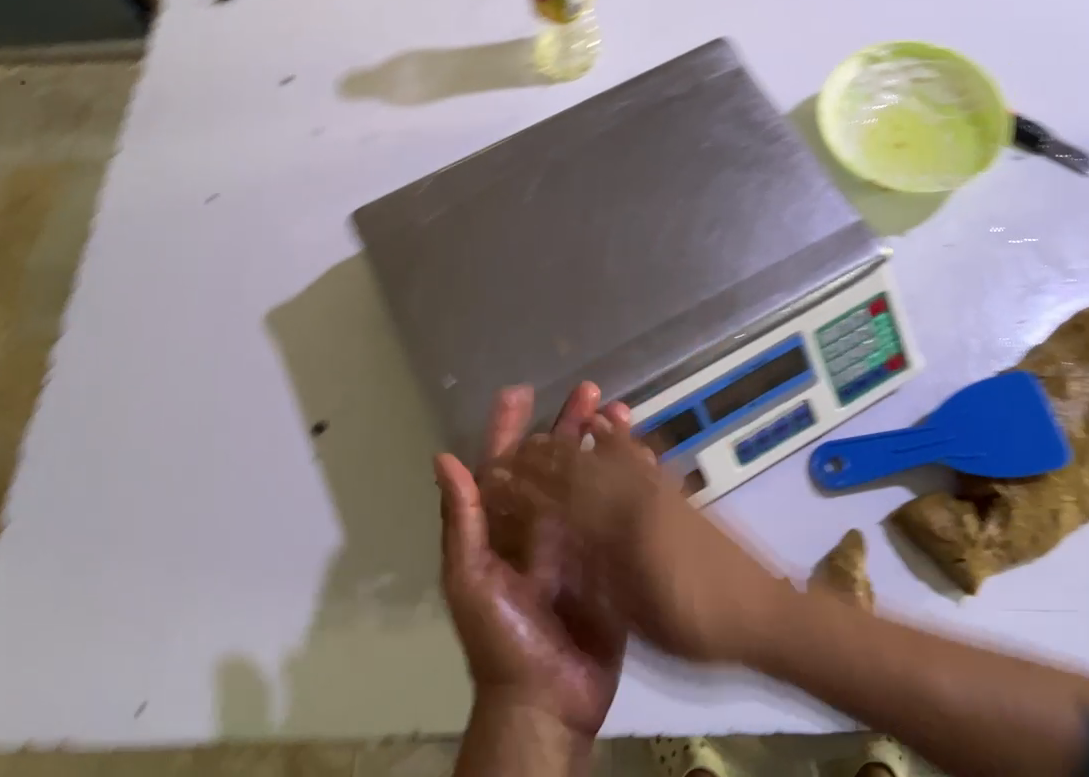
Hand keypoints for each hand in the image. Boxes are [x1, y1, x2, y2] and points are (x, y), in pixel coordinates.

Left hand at [435, 384, 627, 736]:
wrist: (550, 699)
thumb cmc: (502, 639)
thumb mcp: (472, 579)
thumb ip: (463, 520)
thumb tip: (444, 458)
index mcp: (503, 526)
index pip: (505, 464)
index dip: (509, 426)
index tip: (522, 391)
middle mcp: (539, 524)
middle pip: (554, 463)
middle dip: (568, 424)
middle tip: (590, 389)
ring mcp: (576, 540)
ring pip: (588, 480)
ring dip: (601, 445)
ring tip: (621, 414)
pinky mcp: (609, 559)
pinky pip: (617, 512)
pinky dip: (629, 483)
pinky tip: (644, 460)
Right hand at [506, 415, 793, 665]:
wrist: (764, 614)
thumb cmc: (696, 627)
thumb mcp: (635, 612)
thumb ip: (593, 571)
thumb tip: (552, 541)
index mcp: (620, 533)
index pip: (558, 501)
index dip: (524, 489)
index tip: (493, 478)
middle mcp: (637, 501)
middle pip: (580, 471)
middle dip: (542, 457)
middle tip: (509, 447)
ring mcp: (662, 492)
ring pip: (609, 456)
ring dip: (578, 439)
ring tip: (548, 428)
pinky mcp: (680, 492)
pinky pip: (643, 456)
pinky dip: (622, 437)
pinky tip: (612, 422)